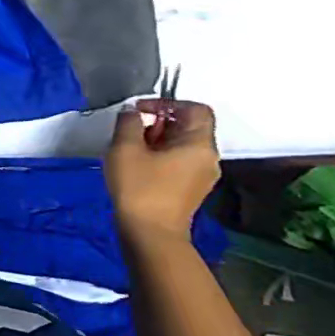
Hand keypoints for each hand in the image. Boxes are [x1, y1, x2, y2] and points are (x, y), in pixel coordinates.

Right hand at [104, 98, 219, 244]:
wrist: (150, 233)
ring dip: (158, 139)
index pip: (196, 109)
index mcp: (200, 144)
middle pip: (190, 127)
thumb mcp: (125, 148)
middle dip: (159, 122)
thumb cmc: (140, 187)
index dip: (168, 103)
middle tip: (131, 130)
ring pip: (183, 144)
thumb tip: (133, 113)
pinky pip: (180, 161)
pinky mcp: (192, 189)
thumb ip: (129, 122)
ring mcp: (203, 175)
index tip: (140, 110)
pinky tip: (138, 164)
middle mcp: (209, 157)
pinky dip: (161, 155)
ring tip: (130, 147)